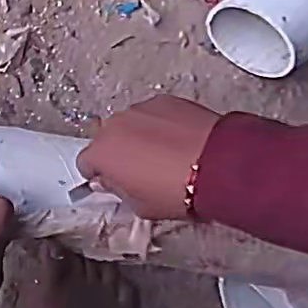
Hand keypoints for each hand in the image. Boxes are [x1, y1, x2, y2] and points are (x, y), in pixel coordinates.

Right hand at [76, 96, 220, 219]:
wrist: (221, 166)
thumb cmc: (180, 189)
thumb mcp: (141, 206)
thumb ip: (118, 191)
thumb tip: (112, 182)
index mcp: (100, 154)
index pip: (86, 163)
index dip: (100, 174)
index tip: (115, 180)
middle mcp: (112, 126)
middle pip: (106, 140)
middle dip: (119, 152)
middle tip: (142, 169)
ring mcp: (137, 110)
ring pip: (129, 124)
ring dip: (139, 136)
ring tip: (165, 154)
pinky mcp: (163, 101)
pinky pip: (153, 113)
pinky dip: (161, 124)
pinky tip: (178, 141)